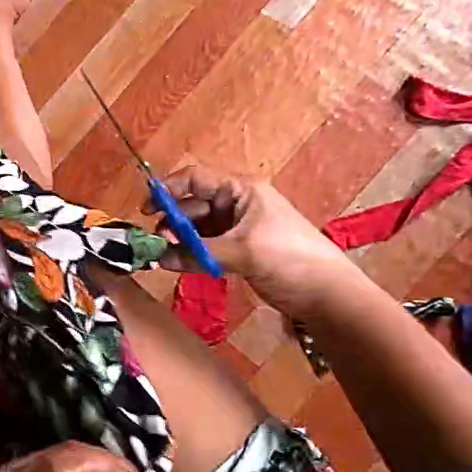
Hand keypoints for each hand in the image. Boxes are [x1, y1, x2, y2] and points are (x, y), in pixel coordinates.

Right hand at [149, 165, 359, 319]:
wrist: (326, 293)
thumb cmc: (288, 257)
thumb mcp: (243, 250)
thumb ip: (199, 252)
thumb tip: (160, 257)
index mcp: (241, 191)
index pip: (196, 178)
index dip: (169, 189)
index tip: (146, 208)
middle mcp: (236, 205)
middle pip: (193, 205)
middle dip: (172, 221)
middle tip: (156, 242)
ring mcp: (236, 230)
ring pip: (197, 229)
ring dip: (180, 241)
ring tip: (163, 256)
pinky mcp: (238, 252)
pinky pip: (206, 249)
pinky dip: (191, 255)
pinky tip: (175, 265)